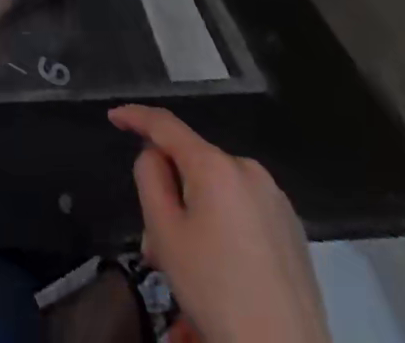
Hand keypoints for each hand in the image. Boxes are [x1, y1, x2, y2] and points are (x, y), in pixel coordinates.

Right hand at [108, 105, 330, 342]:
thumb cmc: (214, 288)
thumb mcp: (163, 230)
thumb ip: (149, 177)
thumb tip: (154, 155)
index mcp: (216, 166)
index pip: (166, 125)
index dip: (135, 116)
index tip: (113, 116)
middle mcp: (249, 171)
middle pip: (191, 162)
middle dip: (166, 186)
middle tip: (152, 234)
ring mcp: (276, 199)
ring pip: (215, 187)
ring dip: (191, 208)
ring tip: (181, 258)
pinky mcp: (291, 227)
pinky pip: (239, 207)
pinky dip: (218, 221)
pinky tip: (215, 263)